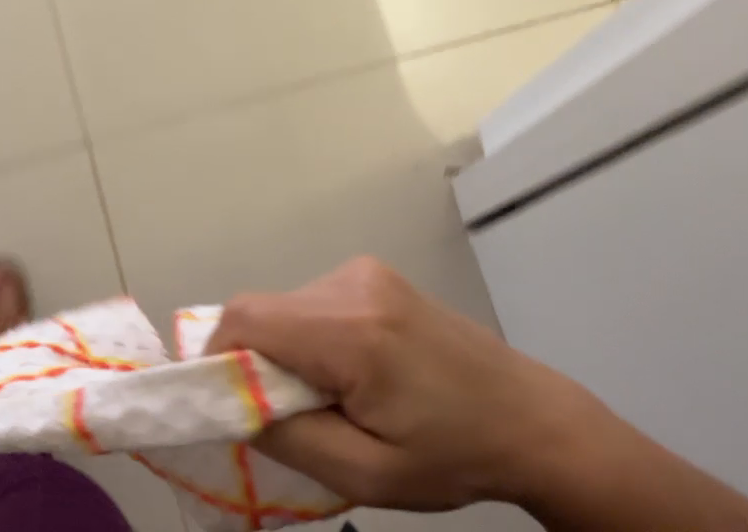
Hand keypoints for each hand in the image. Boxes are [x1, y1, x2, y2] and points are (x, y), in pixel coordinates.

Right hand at [203, 257, 604, 511]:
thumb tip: (233, 403)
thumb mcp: (367, 476)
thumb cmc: (452, 455)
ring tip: (336, 397)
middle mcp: (352, 284)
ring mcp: (366, 271)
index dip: (218, 359)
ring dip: (286, 351)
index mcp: (353, 331)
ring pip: (286, 307)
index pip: (245, 319)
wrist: (529, 417)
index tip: (231, 405)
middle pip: (262, 312)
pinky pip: (313, 301)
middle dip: (257, 364)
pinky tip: (353, 372)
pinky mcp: (375, 273)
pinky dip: (310, 336)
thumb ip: (289, 436)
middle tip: (294, 416)